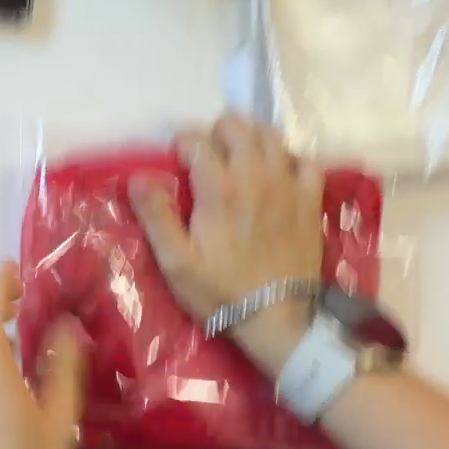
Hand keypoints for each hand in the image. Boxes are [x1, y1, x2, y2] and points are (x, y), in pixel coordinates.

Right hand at [129, 114, 323, 367]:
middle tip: (206, 154)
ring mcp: (287, 186)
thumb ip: (155, 216)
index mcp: (219, 189)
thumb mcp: (176, 262)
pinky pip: (305, 160)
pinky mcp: (309, 201)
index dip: (182, 143)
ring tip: (238, 155)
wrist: (278, 321)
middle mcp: (255, 177)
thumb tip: (138, 178)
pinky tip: (277, 173)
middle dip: (216, 131)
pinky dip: (288, 158)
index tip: (176, 159)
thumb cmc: (221, 291)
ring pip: (271, 136)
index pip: (197, 140)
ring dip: (251, 137)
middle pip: (237, 127)